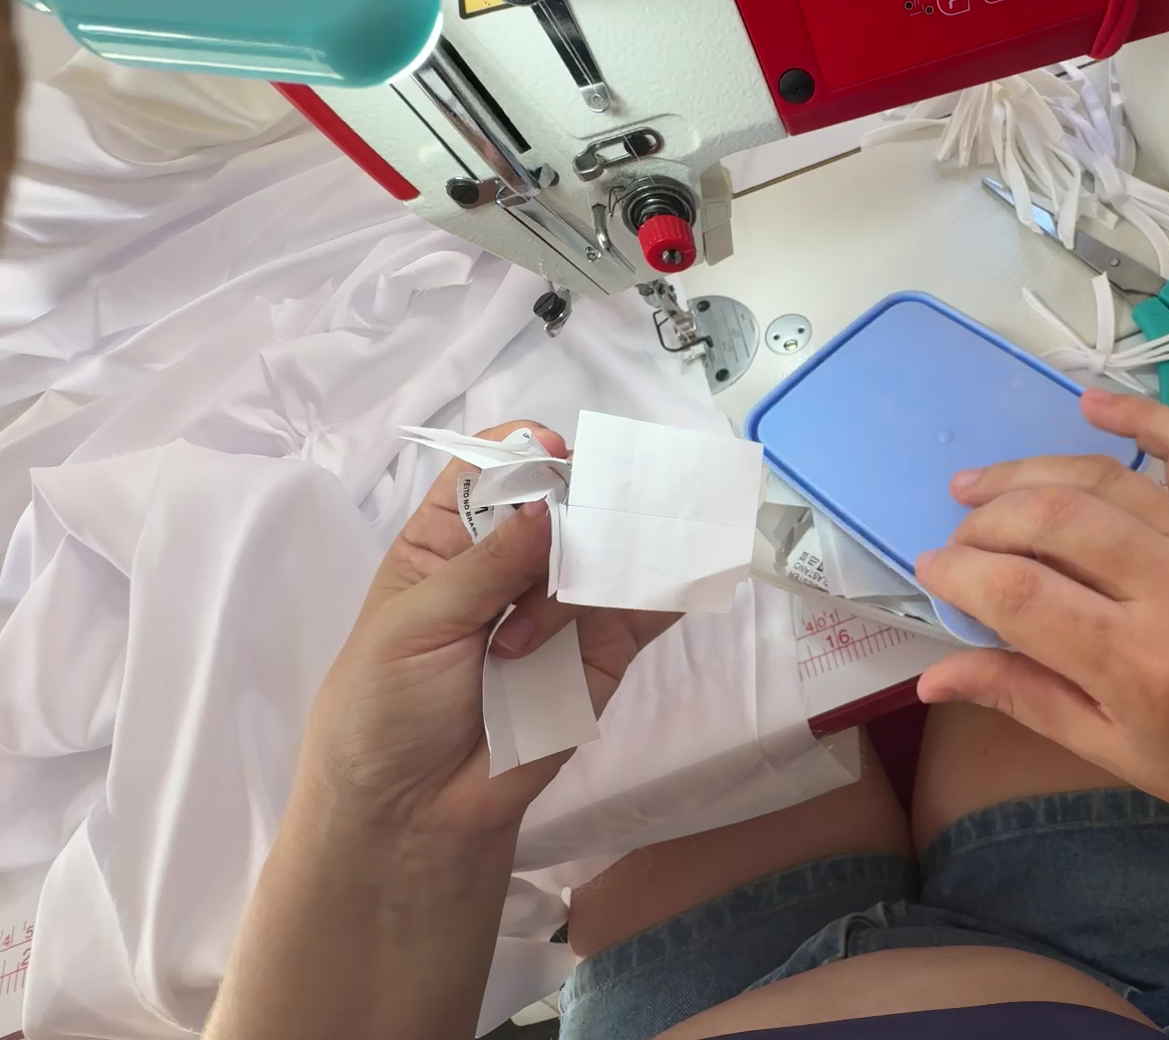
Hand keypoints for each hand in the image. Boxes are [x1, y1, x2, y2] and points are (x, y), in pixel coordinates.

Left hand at [298, 422, 678, 839]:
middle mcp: (519, 560)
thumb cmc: (386, 709)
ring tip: (632, 550)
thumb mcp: (417, 626)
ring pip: (612, 546)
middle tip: (603, 508)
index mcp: (453, 541)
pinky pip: (647, 601)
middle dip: (587, 497)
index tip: (554, 453)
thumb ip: (488, 567)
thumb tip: (549, 505)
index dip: (526, 453)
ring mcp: (570, 600)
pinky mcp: (613, 640)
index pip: (495, 471)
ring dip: (626, 541)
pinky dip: (671, 579)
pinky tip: (688, 561)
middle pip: (567, 501)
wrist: (420, 811)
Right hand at [916, 391, 1168, 848]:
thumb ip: (1017, 696)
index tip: (931, 569)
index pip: (1019, 595)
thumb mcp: (1104, 748)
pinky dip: (1142, 417)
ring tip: (980, 484)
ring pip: (1104, 481)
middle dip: (986, 521)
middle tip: (957, 536)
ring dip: (1029, 473)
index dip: (959, 573)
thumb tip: (931, 676)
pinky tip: (1090, 405)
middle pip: (1054, 522)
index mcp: (1139, 665)